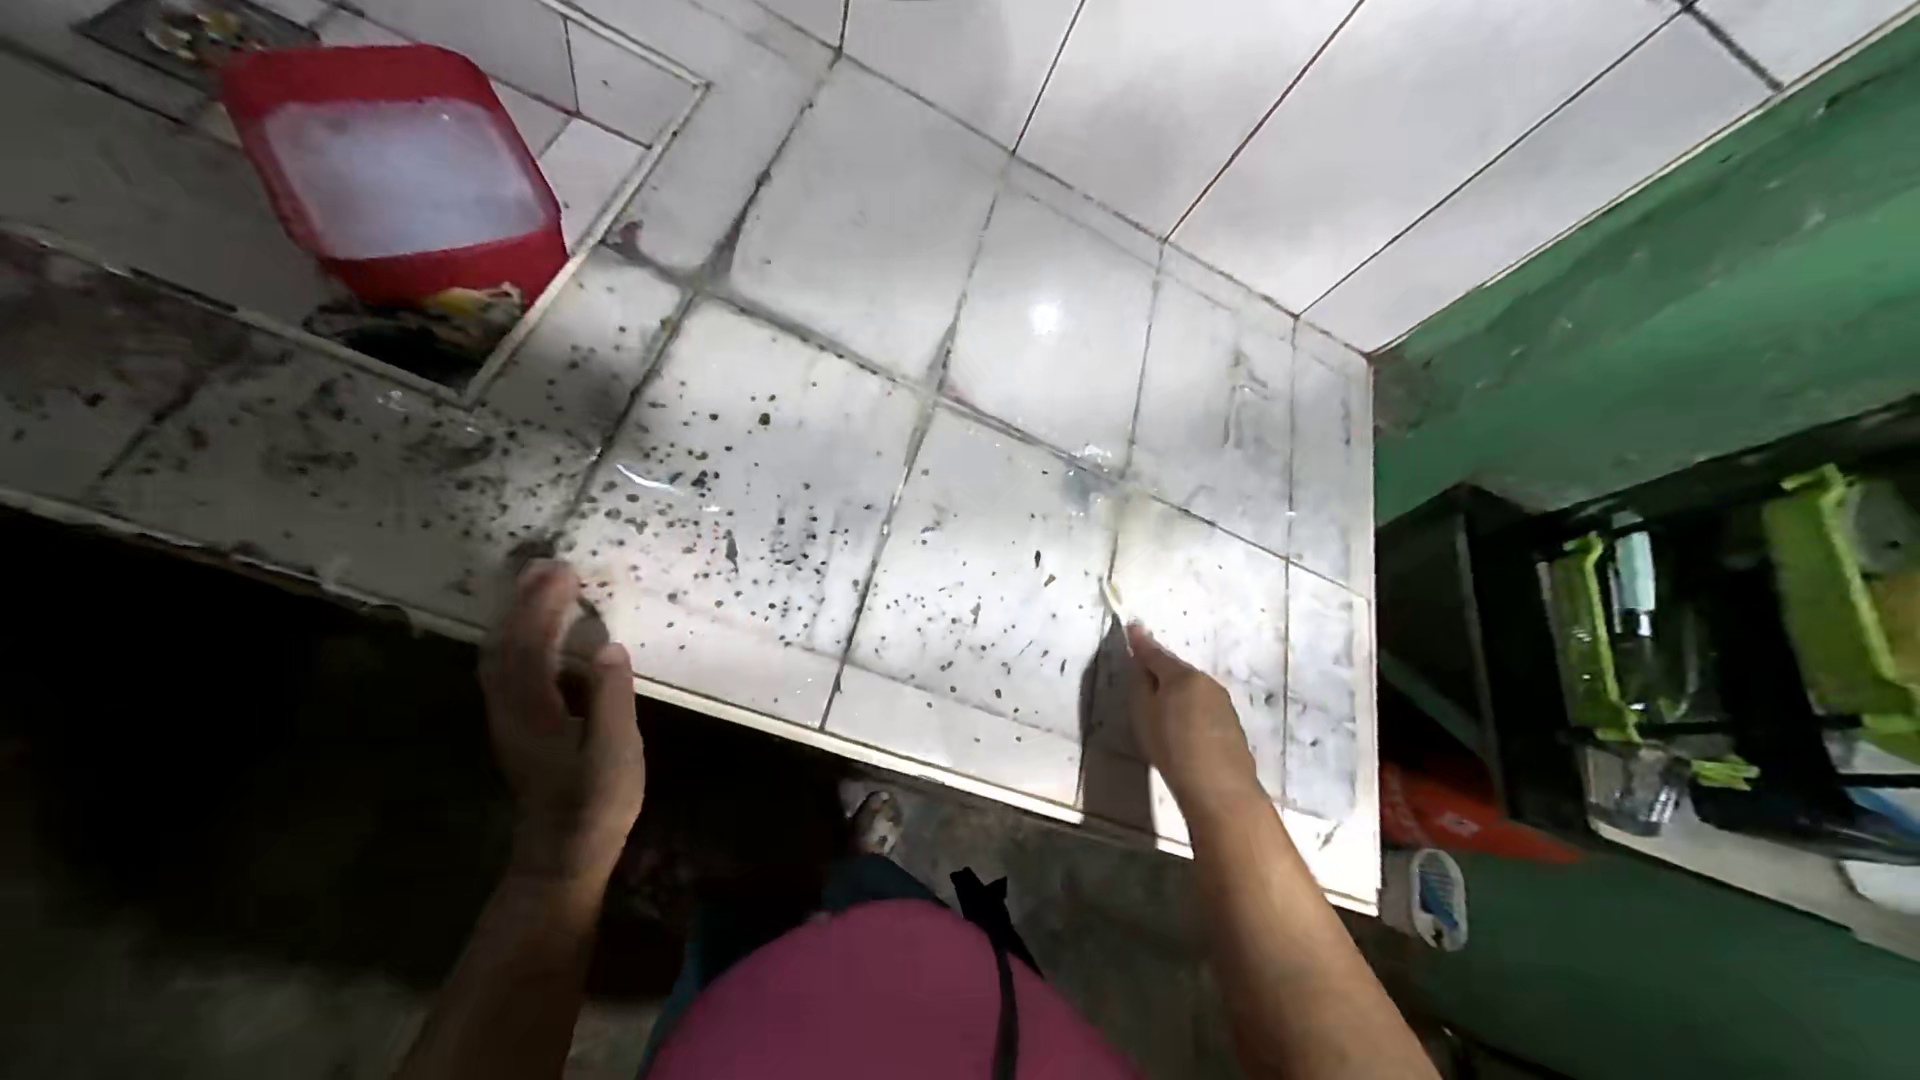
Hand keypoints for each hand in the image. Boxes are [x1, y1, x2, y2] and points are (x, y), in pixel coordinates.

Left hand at [479, 560, 644, 880]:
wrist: (564, 851)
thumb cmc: (596, 803)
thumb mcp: (615, 753)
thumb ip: (611, 699)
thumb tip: (608, 646)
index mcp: (532, 713)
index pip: (529, 647)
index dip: (544, 606)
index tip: (566, 572)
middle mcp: (508, 709)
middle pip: (504, 645)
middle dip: (524, 601)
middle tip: (550, 565)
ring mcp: (509, 717)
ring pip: (500, 655)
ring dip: (517, 615)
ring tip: (540, 584)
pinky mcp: (518, 723)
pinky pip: (508, 667)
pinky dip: (519, 637)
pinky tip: (538, 629)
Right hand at [1126, 623, 1264, 818]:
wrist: (1220, 789)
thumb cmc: (1172, 748)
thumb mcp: (1143, 715)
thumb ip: (1141, 684)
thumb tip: (1142, 664)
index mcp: (1181, 676)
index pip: (1155, 653)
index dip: (1140, 642)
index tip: (1132, 627)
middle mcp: (1205, 682)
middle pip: (1176, 670)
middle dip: (1159, 671)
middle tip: (1142, 678)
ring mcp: (1222, 702)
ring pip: (1191, 689)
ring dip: (1176, 692)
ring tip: (1161, 710)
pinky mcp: (1231, 723)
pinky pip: (1203, 706)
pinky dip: (1189, 709)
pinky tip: (1182, 729)